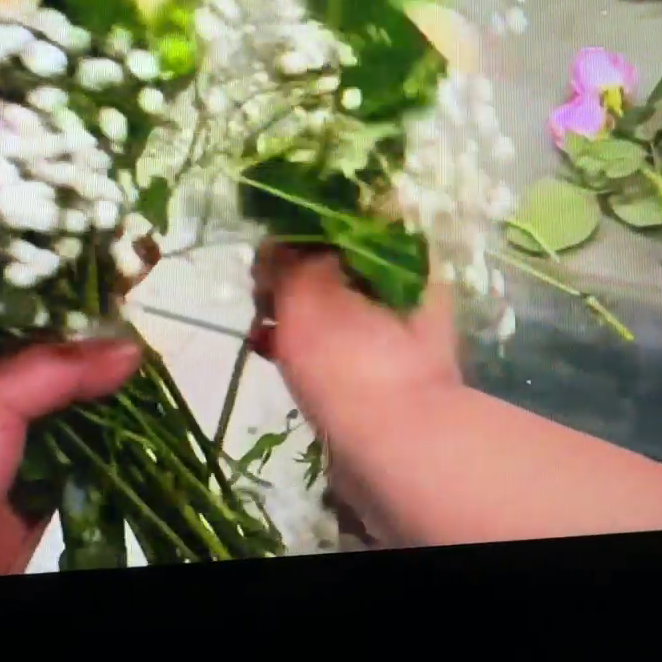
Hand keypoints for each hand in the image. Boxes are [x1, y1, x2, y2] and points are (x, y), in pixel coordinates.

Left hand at [0, 339, 143, 578]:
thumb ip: (59, 369)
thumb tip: (132, 349)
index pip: (42, 328)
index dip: (83, 318)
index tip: (129, 305)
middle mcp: (9, 396)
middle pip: (70, 370)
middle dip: (108, 363)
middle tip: (152, 349)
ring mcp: (30, 441)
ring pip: (85, 413)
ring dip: (117, 406)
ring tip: (158, 386)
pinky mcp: (50, 484)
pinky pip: (92, 459)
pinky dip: (116, 449)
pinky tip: (146, 431)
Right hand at [249, 245, 462, 541]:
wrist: (394, 443)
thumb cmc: (347, 354)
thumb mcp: (304, 287)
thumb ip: (283, 256)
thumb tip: (273, 244)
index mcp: (397, 250)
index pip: (336, 218)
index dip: (294, 229)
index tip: (267, 253)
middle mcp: (403, 280)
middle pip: (328, 259)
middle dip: (286, 273)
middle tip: (262, 296)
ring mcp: (393, 324)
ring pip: (326, 299)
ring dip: (287, 308)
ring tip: (259, 327)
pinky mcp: (378, 362)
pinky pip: (331, 336)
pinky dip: (299, 338)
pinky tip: (269, 349)